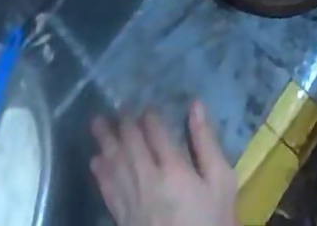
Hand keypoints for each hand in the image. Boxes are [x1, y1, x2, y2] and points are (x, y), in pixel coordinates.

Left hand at [92, 101, 236, 225]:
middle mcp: (148, 182)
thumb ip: (206, 142)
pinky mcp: (124, 220)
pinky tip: (95, 162)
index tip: (143, 103)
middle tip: (113, 107)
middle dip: (122, 125)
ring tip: (97, 124)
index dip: (148, 117)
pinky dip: (101, 174)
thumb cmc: (213, 219)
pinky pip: (108, 192)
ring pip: (115, 167)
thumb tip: (195, 106)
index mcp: (173, 170)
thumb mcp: (222, 180)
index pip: (156, 134)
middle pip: (130, 147)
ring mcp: (132, 204)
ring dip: (105, 144)